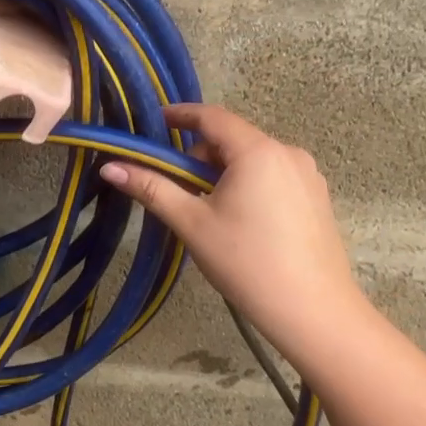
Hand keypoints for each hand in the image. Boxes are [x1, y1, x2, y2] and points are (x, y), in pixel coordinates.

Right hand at [99, 104, 366, 345]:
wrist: (313, 310)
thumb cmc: (246, 261)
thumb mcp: (191, 223)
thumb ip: (151, 188)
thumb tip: (109, 167)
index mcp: (257, 152)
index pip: (212, 117)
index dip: (179, 115)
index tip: (152, 122)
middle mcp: (287, 153)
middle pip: (231, 139)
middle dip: (197, 155)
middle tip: (173, 186)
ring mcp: (307, 175)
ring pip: (251, 159)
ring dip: (221, 172)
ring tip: (204, 210)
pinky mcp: (316, 198)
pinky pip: (272, 176)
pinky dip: (246, 185)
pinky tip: (237, 221)